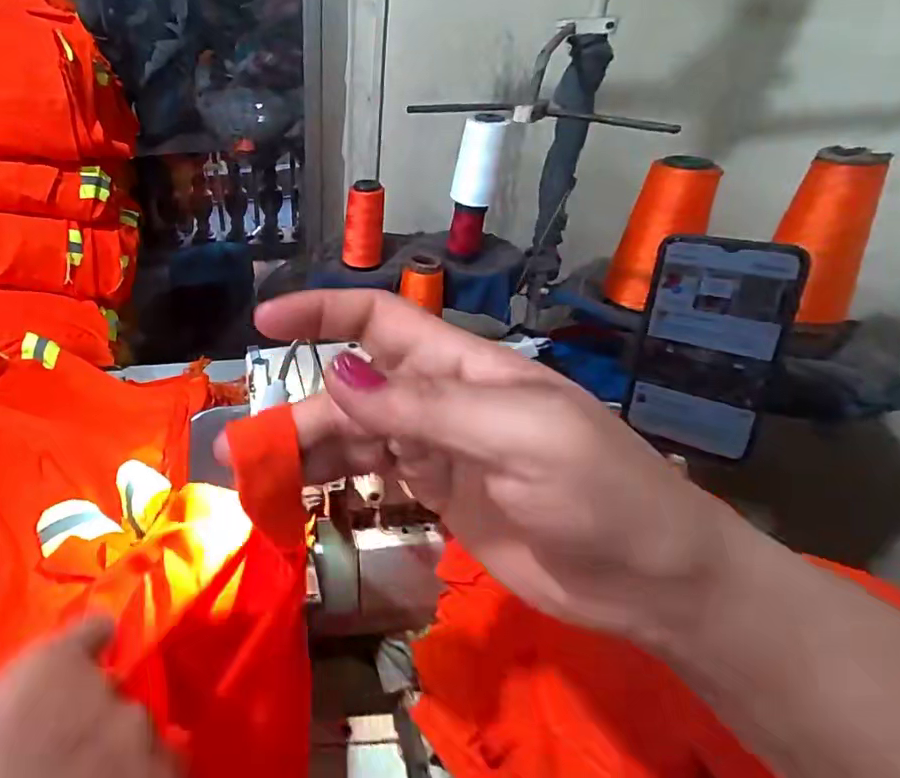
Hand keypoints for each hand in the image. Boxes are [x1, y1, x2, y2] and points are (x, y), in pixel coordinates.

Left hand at [0, 617, 176, 777]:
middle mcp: (137, 732)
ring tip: (65, 707)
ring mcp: (100, 688)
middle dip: (117, 733)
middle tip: (84, 748)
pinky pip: (94, 630)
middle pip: (142, 723)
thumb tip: (120, 768)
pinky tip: (95, 634)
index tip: (129, 765)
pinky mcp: (62, 657)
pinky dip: (96, 631)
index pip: (172, 764)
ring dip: (95, 695)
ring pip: (113, 684)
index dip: (150, 763)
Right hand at [243, 290, 748, 645]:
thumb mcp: (523, 438)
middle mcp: (432, 397)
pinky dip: (323, 478)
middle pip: (345, 391)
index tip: (265, 320)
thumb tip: (336, 375)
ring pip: (346, 435)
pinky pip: (362, 473)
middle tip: (241, 445)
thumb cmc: (606, 492)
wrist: (659, 587)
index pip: (375, 320)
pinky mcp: (427, 489)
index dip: (319, 312)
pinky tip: (293, 491)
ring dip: (299, 449)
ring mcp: (427, 445)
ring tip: (252, 475)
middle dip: (294, 411)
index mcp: (456, 365)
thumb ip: (426, 408)